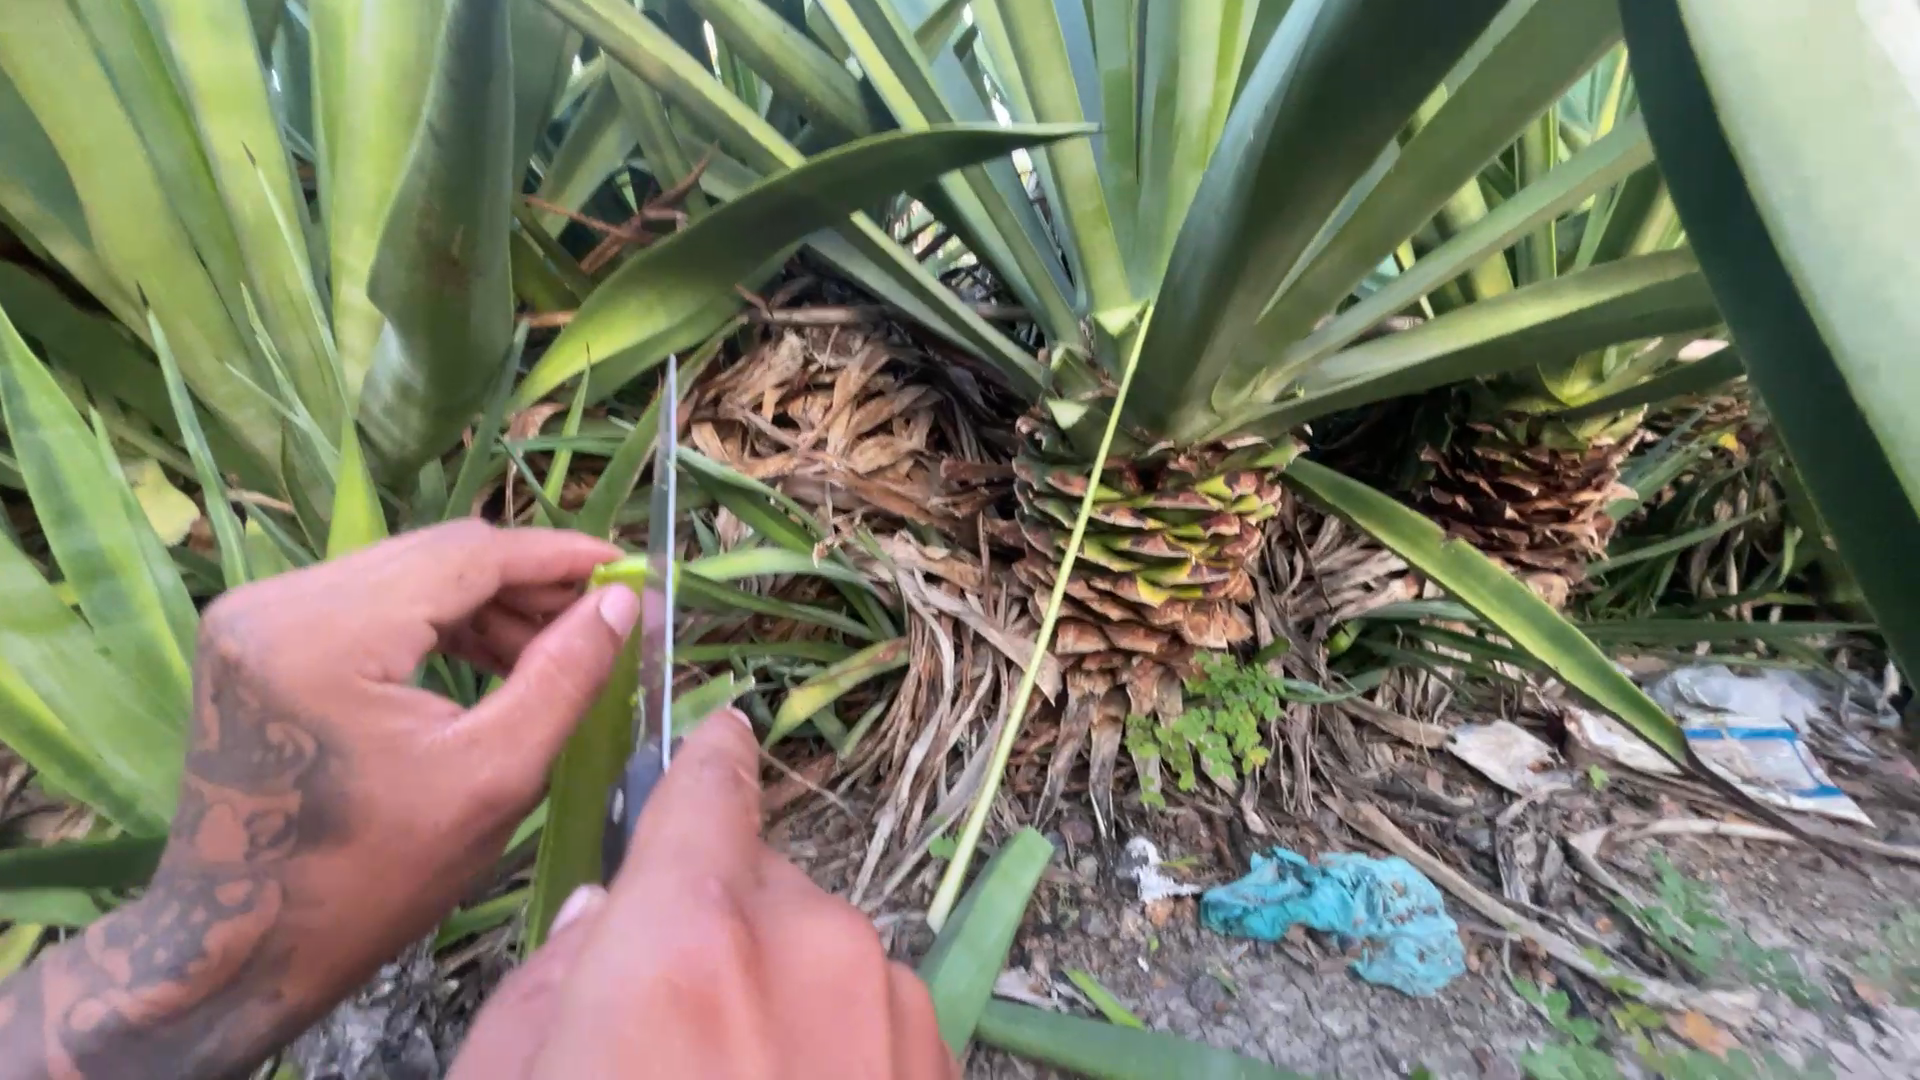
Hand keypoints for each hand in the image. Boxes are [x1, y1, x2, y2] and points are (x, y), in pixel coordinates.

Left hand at [0, 522, 635, 1079]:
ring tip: (564, 643)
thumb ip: (567, 674)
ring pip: (423, 573)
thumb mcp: (498, 773)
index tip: (627, 567)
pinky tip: (507, 655)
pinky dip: (459, 620)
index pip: (470, 556)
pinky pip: (391, 600)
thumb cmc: (377, 874)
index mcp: (324, 635)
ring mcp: (267, 617)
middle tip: (607, 610)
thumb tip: (622, 600)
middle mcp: (280, 605)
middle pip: (445, 555)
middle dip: (537, 579)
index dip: (560, 555)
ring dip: (502, 601)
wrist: (244, 945)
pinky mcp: (272, 637)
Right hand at [449, 713, 956, 1079]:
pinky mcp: (936, 1061)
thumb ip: (549, 990)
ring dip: (773, 982)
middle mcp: (814, 947)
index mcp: (692, 944)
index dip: (708, 760)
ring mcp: (891, 1005)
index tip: (718, 732)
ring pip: (814, 944)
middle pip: (759, 879)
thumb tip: (601, 916)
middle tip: (668, 1014)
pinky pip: (861, 1004)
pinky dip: (824, 1032)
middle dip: (715, 915)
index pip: (710, 795)